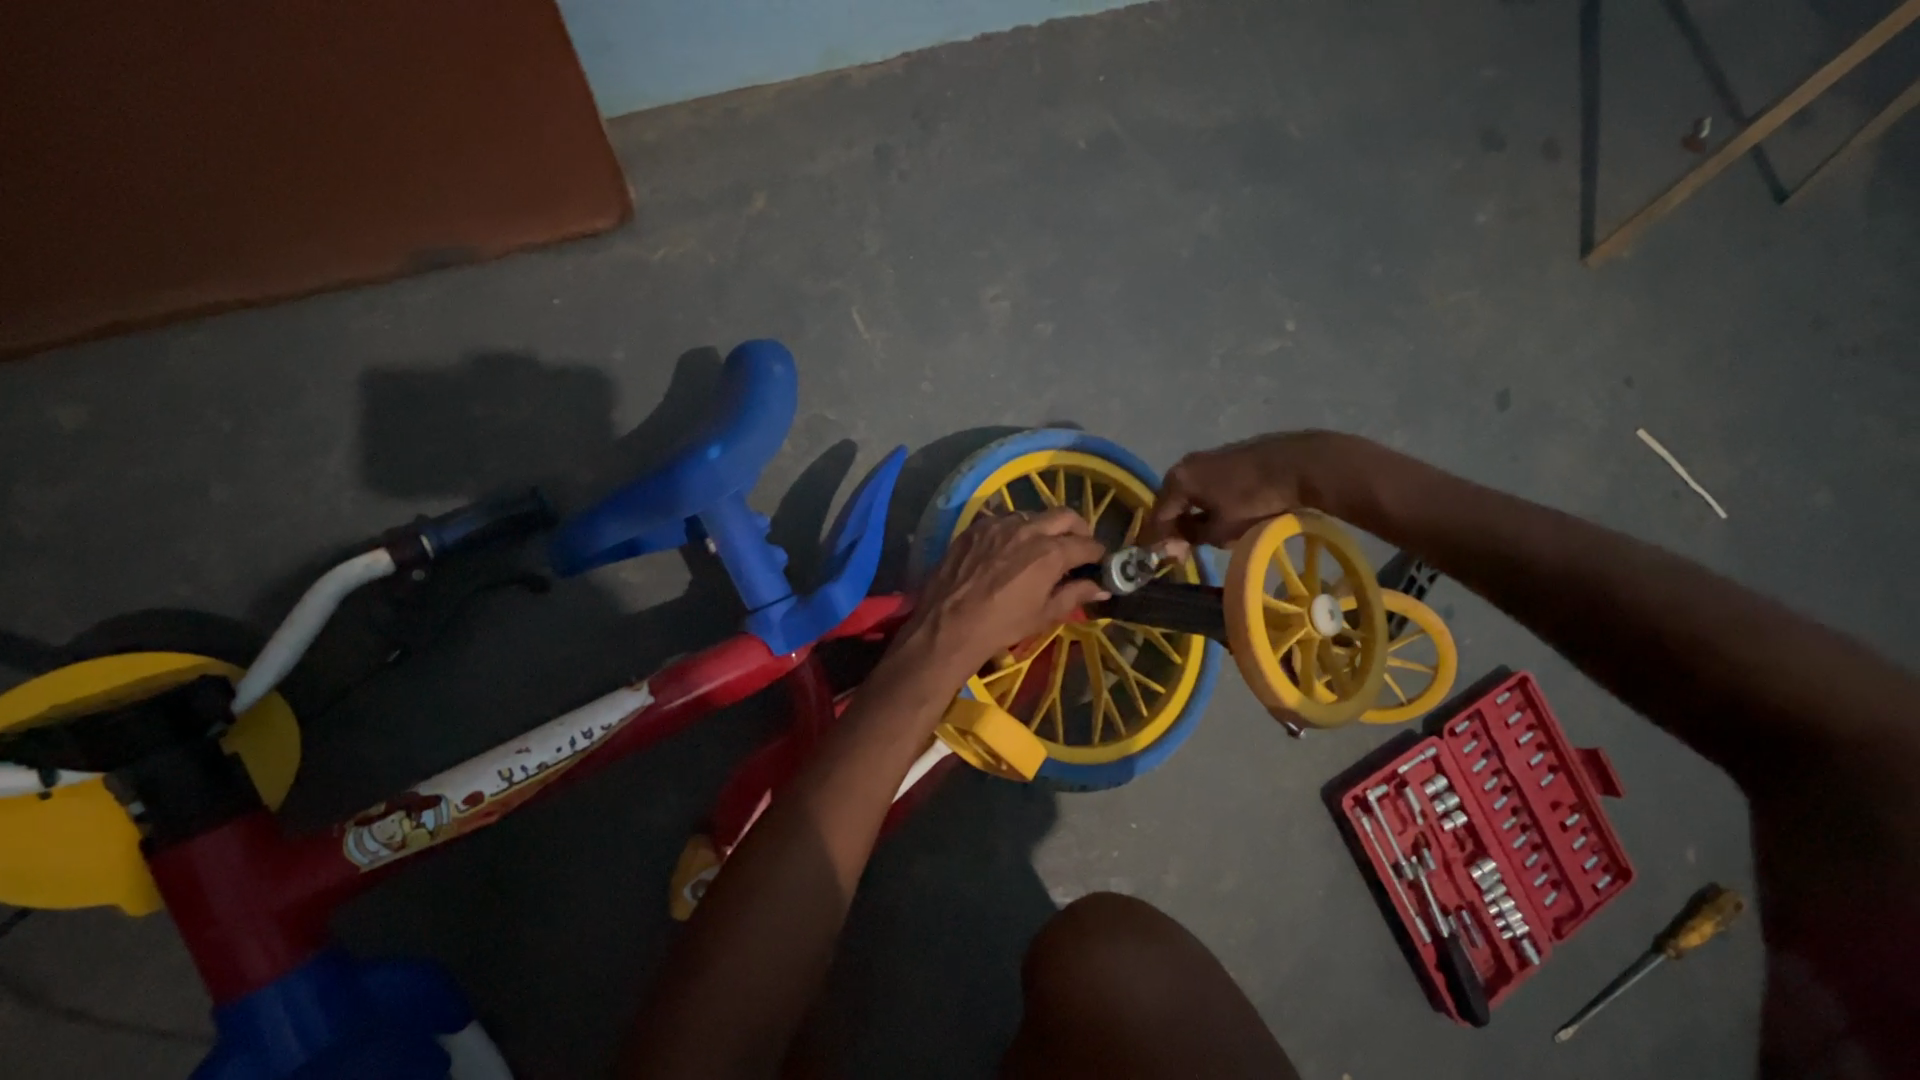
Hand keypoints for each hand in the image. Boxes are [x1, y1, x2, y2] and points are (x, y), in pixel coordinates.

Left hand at [903, 508, 1108, 678]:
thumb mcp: (1044, 615)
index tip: (1099, 562)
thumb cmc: (1001, 626)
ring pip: (1033, 515)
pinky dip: (1014, 530)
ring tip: (1041, 547)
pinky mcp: (976, 526)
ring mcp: (999, 524)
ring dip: (1044, 528)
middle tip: (1077, 546)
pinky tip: (1009, 548)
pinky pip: (1003, 519)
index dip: (1098, 553)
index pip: (1087, 544)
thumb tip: (1101, 587)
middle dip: (1078, 529)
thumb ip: (1075, 595)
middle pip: (1065, 516)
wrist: (948, 625)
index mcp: (1050, 553)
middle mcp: (1028, 530)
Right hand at [1144, 431, 1365, 547]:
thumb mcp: (1221, 529)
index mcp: (1177, 480)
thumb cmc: (1254, 500)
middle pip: (1171, 503)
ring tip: (1204, 536)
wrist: (1299, 465)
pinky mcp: (1227, 458)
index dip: (1159, 541)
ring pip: (1190, 494)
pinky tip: (1221, 516)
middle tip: (1184, 551)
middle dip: (1175, 528)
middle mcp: (1185, 465)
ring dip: (1192, 516)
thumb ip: (1193, 536)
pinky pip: (1206, 486)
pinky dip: (1207, 503)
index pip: (1158, 516)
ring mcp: (1207, 458)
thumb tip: (1178, 540)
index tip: (1168, 560)